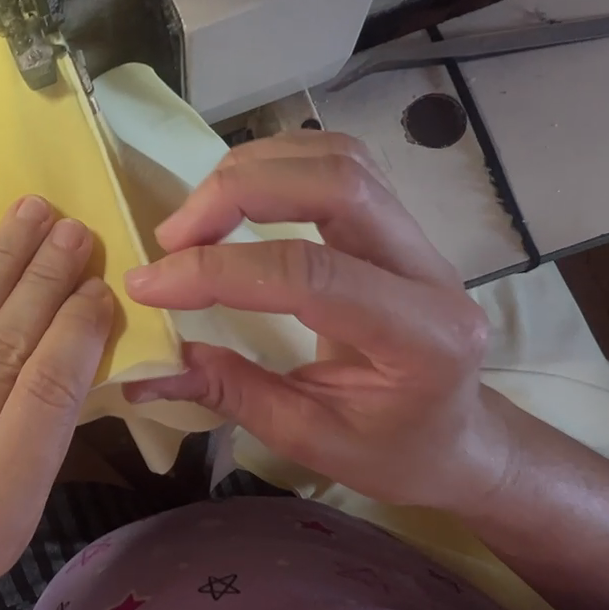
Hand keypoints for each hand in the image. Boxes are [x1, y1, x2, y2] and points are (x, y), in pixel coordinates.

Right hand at [120, 131, 507, 509]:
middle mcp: (428, 269)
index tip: (149, 285)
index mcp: (420, 338)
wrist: (460, 437)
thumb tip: (149, 370)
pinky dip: (276, 163)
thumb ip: (233, 394)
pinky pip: (338, 162)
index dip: (218, 271)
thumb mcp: (311, 441)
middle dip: (236, 194)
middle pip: (335, 184)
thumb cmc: (394, 450)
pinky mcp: (394, 221)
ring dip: (253, 170)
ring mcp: (416, 236)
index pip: (309, 275)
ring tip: (196, 216)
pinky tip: (236, 194)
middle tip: (171, 237)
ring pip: (338, 159)